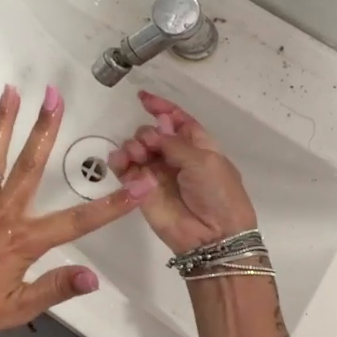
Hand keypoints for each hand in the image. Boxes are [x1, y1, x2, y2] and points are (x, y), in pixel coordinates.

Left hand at [0, 84, 151, 336]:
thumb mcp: (17, 309)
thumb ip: (56, 289)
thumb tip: (93, 277)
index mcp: (24, 241)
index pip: (78, 221)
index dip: (113, 204)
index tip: (140, 184)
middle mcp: (3, 213)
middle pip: (31, 164)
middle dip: (45, 128)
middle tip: (55, 96)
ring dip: (6, 120)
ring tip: (14, 90)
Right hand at [105, 90, 257, 256]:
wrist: (212, 237)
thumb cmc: (218, 195)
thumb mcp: (203, 161)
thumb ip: (175, 142)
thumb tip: (154, 128)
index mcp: (198, 146)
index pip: (177, 120)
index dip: (162, 108)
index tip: (142, 98)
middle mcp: (175, 157)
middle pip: (152, 132)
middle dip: (147, 132)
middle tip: (150, 145)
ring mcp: (156, 173)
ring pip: (136, 147)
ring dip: (133, 145)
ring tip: (136, 155)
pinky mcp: (140, 189)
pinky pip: (124, 168)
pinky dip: (119, 160)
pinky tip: (120, 161)